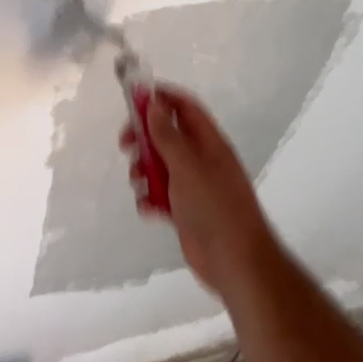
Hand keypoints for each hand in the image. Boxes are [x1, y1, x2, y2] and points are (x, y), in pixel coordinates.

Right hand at [121, 86, 276, 297]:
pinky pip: (160, 195)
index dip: (161, 98)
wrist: (236, 263)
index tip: (133, 99)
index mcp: (209, 143)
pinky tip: (149, 210)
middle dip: (144, 139)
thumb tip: (153, 104)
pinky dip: (150, 199)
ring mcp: (193, 186)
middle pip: (166, 136)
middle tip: (125, 145)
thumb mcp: (187, 166)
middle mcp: (201, 160)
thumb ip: (167, 135)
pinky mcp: (185, 211)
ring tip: (140, 185)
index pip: (184, 107)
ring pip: (159, 166)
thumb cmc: (214, 208)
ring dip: (144, 172)